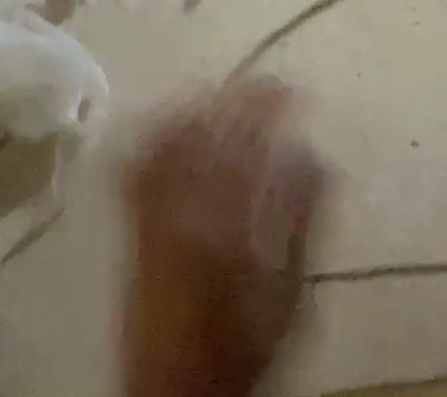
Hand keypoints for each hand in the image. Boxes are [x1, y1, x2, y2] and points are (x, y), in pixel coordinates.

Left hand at [121, 81, 328, 396]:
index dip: (265, 110)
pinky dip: (154, 134)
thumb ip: (299, 220)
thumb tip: (313, 154)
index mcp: (225, 226)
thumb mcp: (287, 288)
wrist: (176, 385)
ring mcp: (150, 218)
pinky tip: (170, 117)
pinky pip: (136, 168)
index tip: (289, 88)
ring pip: (165, 145)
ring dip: (194, 108)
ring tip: (219, 88)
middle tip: (264, 81)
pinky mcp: (133, 228)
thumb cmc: (243, 339)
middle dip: (234, 99)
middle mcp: (181, 213)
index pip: (245, 149)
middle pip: (203, 138)